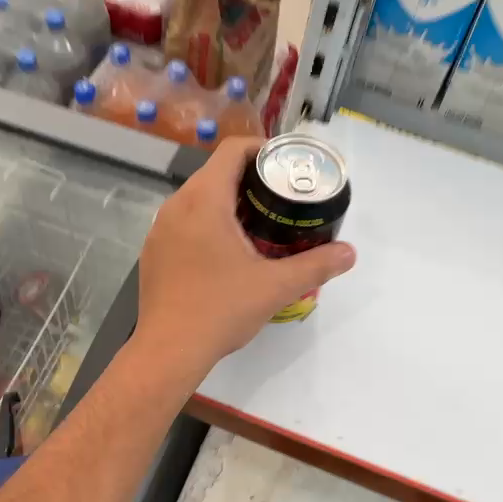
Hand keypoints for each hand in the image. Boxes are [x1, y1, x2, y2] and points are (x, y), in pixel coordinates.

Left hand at [134, 136, 356, 371]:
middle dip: (250, 181)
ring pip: (197, 201)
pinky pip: (183, 225)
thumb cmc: (220, 310)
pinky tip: (225, 255)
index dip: (262, 151)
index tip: (286, 169)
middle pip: (215, 174)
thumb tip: (349, 253)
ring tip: (259, 228)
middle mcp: (176, 206)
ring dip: (228, 205)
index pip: (232, 151)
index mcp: (204, 200)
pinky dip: (206, 227)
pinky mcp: (153, 254)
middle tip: (281, 202)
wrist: (168, 351)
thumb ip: (315, 265)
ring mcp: (159, 231)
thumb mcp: (275, 287)